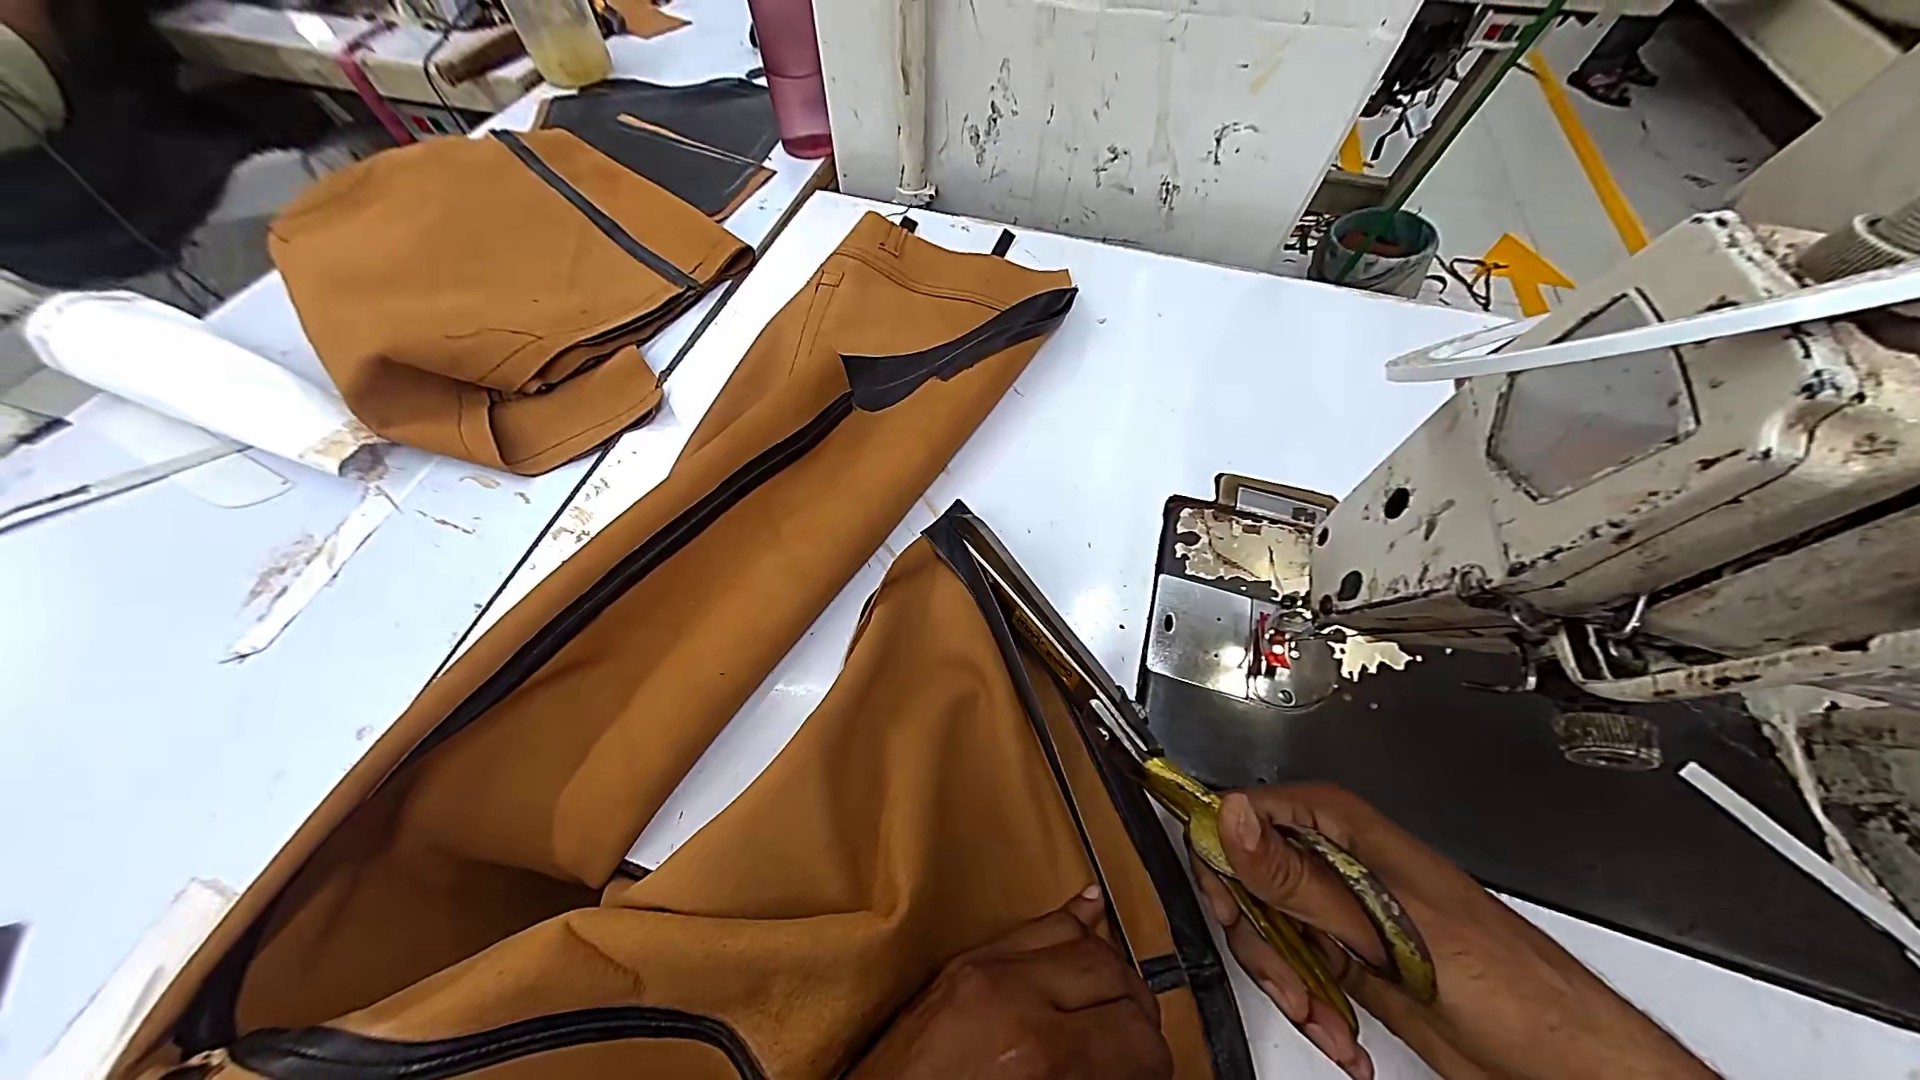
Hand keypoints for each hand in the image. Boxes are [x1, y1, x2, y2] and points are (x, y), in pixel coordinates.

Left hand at [849, 886, 1173, 1079]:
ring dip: (1108, 965)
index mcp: (1038, 1053)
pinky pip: (1028, 925)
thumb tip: (1131, 1064)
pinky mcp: (964, 961)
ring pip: (1074, 938)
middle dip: (1137, 1007)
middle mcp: (1013, 996)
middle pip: (1110, 973)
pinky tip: (1091, 911)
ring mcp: (983, 968)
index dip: (1155, 1059)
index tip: (1155, 1070)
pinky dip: (1067, 921)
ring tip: (1122, 995)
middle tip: (1141, 1039)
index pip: (1134, 1035)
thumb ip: (1090, 1078)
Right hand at [1194, 784, 1717, 1079]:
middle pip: (1243, 877)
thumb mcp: (1387, 927)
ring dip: (1283, 981)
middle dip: (1257, 938)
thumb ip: (1298, 875)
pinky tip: (1340, 1033)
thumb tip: (1229, 816)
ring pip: (1261, 926)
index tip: (1234, 910)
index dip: (1224, 860)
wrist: (1570, 1070)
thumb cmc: (1506, 985)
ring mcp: (1334, 908)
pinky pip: (1290, 967)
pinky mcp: (1342, 953)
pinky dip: (1306, 1005)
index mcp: (1339, 826)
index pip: (1242, 816)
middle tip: (1289, 981)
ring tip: (1325, 1021)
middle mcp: (1329, 859)